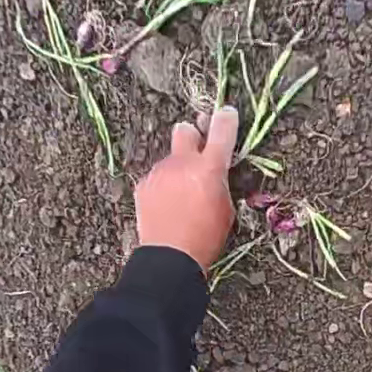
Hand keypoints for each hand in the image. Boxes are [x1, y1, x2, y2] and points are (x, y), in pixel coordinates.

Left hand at [135, 107, 238, 269]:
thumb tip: (217, 173)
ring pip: (170, 159)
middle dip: (192, 136)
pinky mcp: (144, 185)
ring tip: (182, 198)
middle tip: (198, 153)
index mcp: (209, 169)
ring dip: (178, 170)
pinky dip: (164, 186)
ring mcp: (160, 172)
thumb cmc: (206, 238)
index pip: (221, 131)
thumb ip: (220, 183)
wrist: (170, 257)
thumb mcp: (226, 210)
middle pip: (184, 129)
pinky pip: (157, 177)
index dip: (226, 119)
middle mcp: (182, 163)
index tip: (227, 113)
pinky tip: (168, 207)